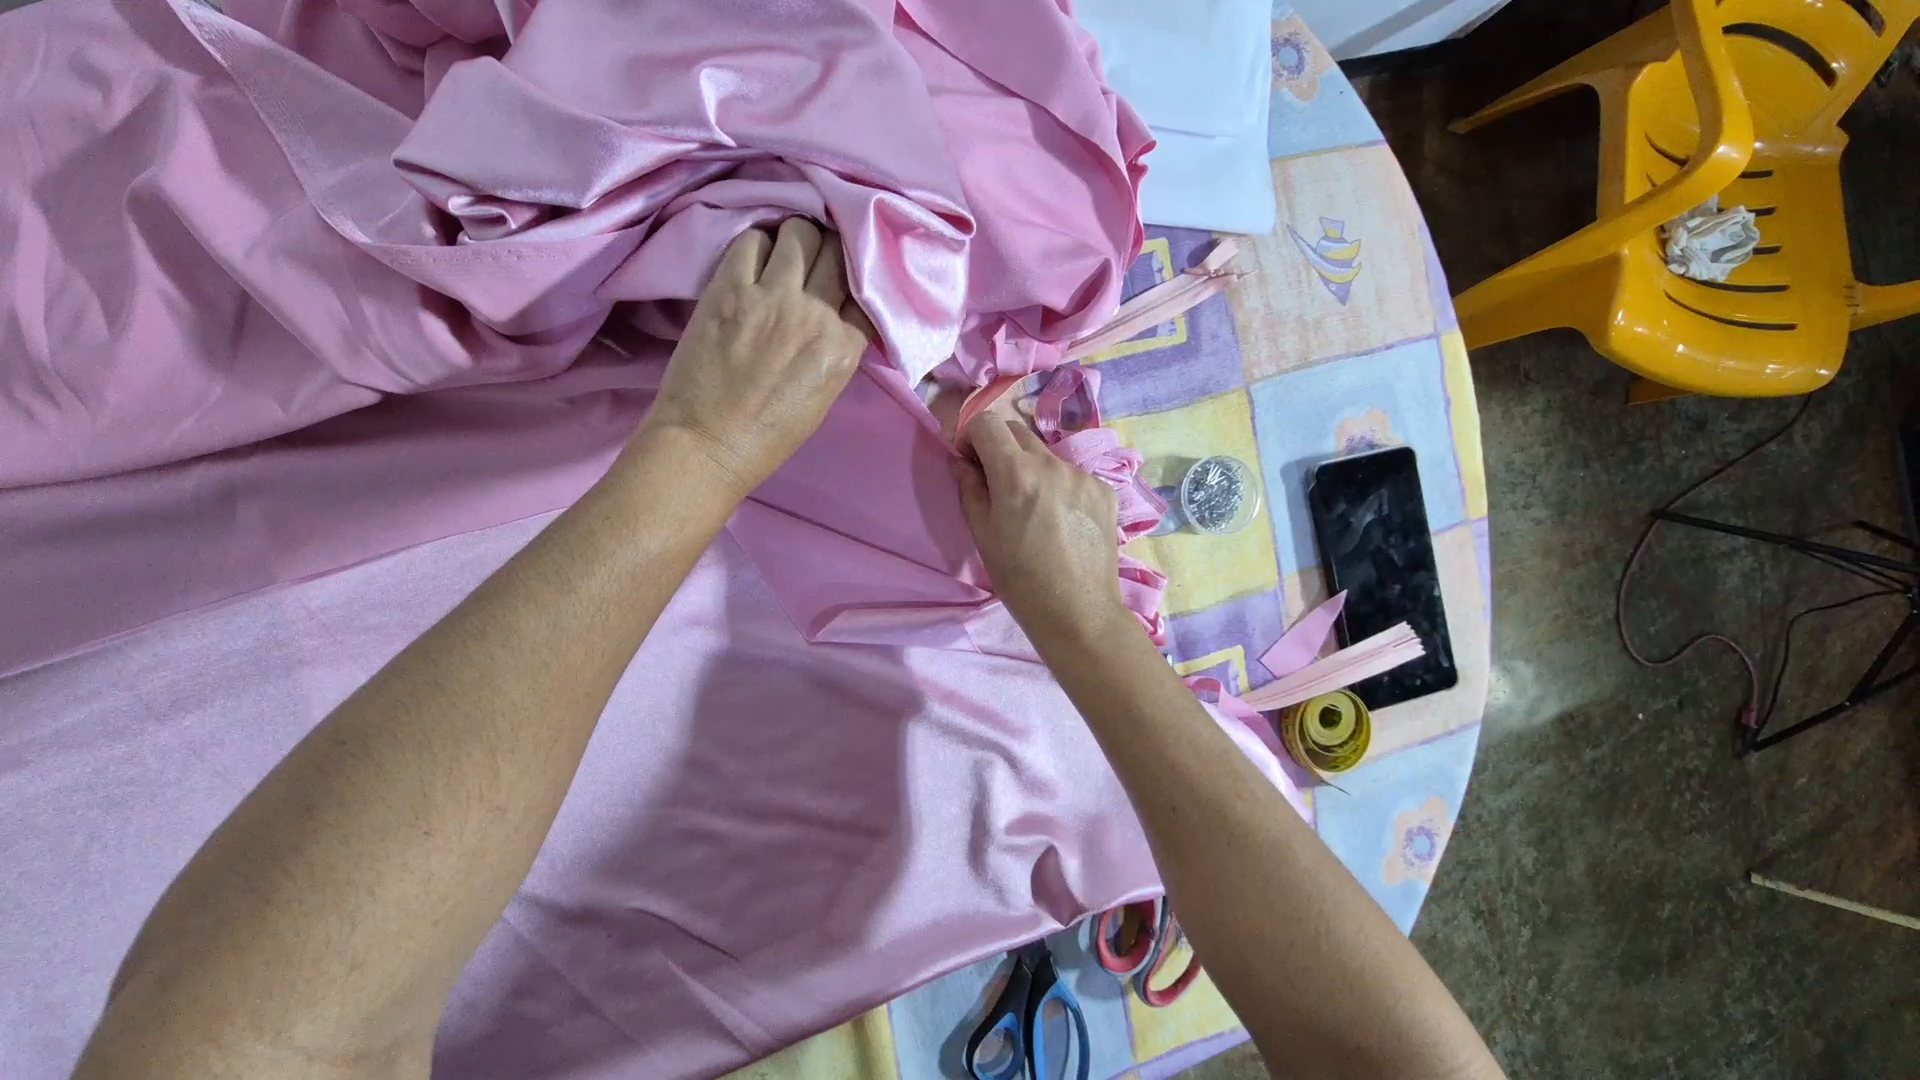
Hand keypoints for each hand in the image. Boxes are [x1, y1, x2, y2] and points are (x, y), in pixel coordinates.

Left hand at [640, 218, 874, 498]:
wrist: (708, 445)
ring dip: (793, 238)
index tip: (843, 278)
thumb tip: (836, 312)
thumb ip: (837, 348)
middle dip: (828, 249)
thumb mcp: (825, 394)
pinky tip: (750, 262)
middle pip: (837, 250)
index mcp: (844, 347)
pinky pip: (752, 239)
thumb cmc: (769, 435)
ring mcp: (772, 297)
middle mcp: (816, 315)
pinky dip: (756, 243)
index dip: (855, 276)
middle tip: (812, 260)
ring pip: (799, 232)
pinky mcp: (729, 289)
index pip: (866, 288)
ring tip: (781, 255)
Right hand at [954, 414, 1128, 645]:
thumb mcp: (983, 535)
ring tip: (1033, 510)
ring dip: (1031, 469)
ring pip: (1047, 455)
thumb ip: (970, 489)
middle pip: (1018, 432)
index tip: (970, 462)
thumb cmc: (1020, 580)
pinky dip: (1059, 487)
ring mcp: (1083, 475)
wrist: (1077, 612)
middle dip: (1000, 449)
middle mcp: (1053, 464)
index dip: (971, 436)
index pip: (987, 422)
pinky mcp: (1105, 491)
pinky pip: (1072, 476)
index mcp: (1016, 473)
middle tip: (995, 484)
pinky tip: (1060, 522)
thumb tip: (962, 462)